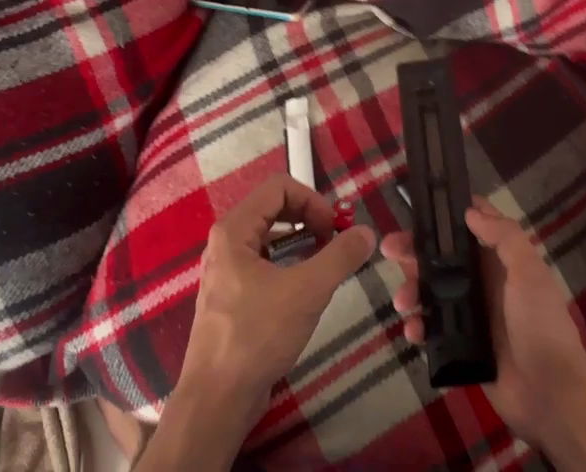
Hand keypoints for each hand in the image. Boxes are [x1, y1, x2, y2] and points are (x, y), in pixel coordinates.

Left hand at [139, 174, 376, 470]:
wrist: (217, 398)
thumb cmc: (257, 335)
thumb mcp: (307, 291)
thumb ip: (340, 256)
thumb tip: (367, 232)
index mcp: (234, 230)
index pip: (278, 187)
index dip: (313, 200)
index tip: (335, 229)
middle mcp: (225, 243)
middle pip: (274, 209)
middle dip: (310, 219)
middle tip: (335, 243)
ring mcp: (226, 271)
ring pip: (270, 238)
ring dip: (302, 243)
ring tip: (326, 266)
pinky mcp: (232, 297)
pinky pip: (265, 264)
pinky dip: (289, 266)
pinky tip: (306, 291)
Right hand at [381, 196, 585, 444]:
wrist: (549, 393)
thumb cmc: (541, 325)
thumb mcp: (529, 272)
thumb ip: (504, 238)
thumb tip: (470, 212)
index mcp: (502, 262)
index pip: (474, 227)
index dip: (449, 214)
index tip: (421, 208)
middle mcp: (485, 283)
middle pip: (444, 258)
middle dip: (415, 252)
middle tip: (389, 250)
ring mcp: (472, 316)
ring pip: (432, 292)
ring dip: (412, 291)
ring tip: (402, 301)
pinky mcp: (462, 346)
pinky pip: (433, 329)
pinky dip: (419, 327)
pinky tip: (413, 331)